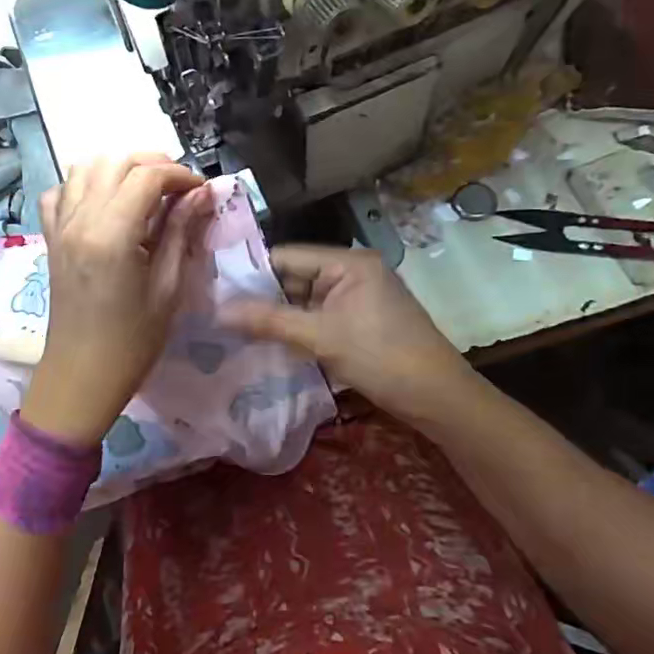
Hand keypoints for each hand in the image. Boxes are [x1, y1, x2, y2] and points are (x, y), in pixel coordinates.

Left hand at [21, 155, 211, 445]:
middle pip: (116, 162)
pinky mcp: (51, 239)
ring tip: (145, 193)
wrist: (82, 375)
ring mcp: (60, 227)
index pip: (147, 176)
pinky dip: (84, 187)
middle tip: (180, 189)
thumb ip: (181, 233)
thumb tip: (201, 194)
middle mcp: (80, 220)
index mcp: (111, 234)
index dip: (180, 175)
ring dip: (119, 170)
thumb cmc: (132, 341)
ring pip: (85, 169)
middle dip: (153, 165)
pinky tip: (104, 206)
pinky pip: (60, 194)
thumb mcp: (167, 288)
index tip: (202, 192)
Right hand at [218, 246, 479, 425]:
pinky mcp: (360, 320)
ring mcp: (358, 296)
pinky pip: (319, 316)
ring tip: (234, 327)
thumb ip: (269, 320)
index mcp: (348, 262)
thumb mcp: (320, 337)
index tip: (216, 288)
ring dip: (277, 315)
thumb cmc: (381, 357)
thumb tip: (219, 311)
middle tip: (220, 311)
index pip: (287, 256)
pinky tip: (268, 340)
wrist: (437, 397)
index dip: (251, 272)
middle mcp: (353, 271)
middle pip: (295, 277)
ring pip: (305, 300)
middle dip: (262, 297)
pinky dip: (297, 328)